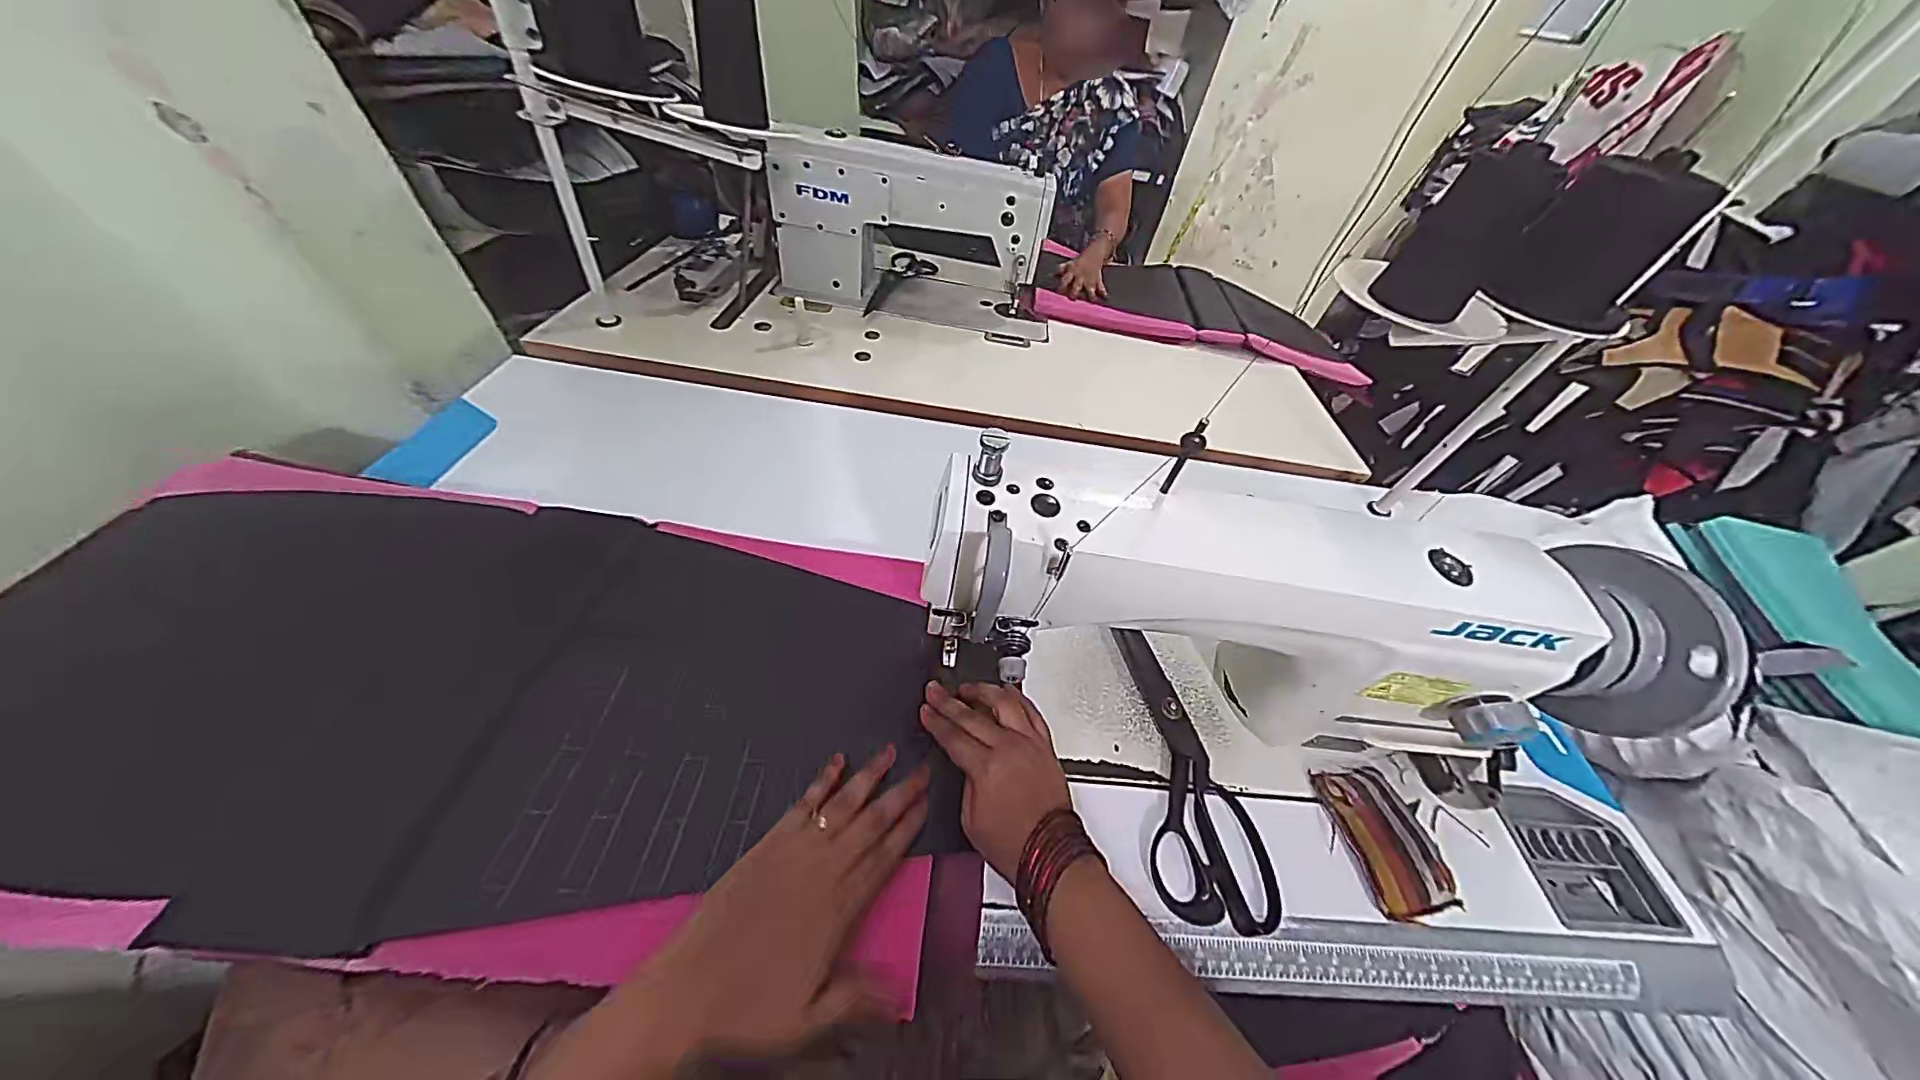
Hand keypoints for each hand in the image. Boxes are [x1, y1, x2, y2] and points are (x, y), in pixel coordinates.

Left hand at [532, 748, 929, 1078]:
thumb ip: (857, 998)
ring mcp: (793, 852)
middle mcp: (822, 871)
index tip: (927, 804)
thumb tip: (898, 990)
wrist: (685, 993)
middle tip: (922, 770)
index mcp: (839, 908)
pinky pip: (802, 804)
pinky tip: (835, 764)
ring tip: (887, 753)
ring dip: (868, 777)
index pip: (886, 856)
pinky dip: (821, 781)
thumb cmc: (747, 1008)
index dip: (910, 827)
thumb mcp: (810, 1017)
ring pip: (842, 805)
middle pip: (872, 822)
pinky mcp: (766, 845)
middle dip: (901, 793)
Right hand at [920, 682, 1070, 880]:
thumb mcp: (971, 819)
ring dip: (983, 691)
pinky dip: (1018, 699)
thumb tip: (964, 762)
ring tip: (970, 688)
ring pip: (1005, 703)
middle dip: (948, 701)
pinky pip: (1032, 713)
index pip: (953, 735)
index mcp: (986, 768)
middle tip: (936, 691)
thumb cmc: (1015, 844)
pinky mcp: (1046, 747)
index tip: (927, 711)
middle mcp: (1010, 750)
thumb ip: (966, 782)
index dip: (935, 721)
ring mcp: (1030, 745)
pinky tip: (1009, 694)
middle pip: (972, 715)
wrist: (1050, 853)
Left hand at [1056, 251, 1108, 300]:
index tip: (1059, 292)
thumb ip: (1062, 269)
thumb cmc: (1080, 261)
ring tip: (1092, 300)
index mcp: (1073, 272)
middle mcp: (1081, 277)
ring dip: (1090, 296)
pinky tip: (1105, 297)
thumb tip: (1052, 274)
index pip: (1065, 280)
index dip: (1061, 286)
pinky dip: (1103, 293)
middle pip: (1076, 287)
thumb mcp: (1070, 264)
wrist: (1095, 253)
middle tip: (1073, 299)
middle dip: (1074, 293)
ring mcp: (1089, 280)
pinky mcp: (1098, 280)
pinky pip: (1101, 287)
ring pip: (1090, 290)